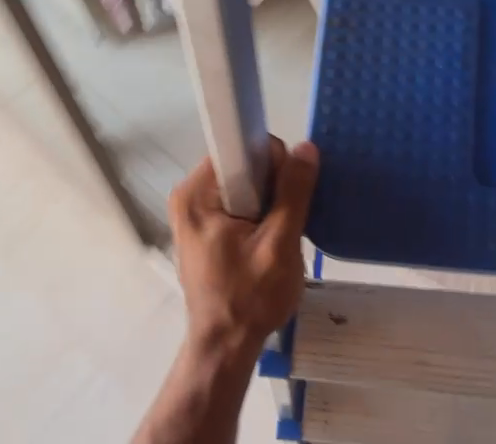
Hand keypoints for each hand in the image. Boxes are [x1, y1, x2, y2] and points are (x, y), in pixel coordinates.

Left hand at [167, 137, 320, 360]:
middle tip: (284, 223)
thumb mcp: (280, 243)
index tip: (288, 192)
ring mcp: (195, 214)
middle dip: (272, 187)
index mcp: (196, 193)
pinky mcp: (205, 230)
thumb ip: (293, 192)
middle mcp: (189, 197)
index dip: (272, 162)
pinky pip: (241, 203)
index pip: (241, 147)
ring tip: (279, 236)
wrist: (226, 349)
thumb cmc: (250, 298)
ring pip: (247, 185)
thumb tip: (306, 147)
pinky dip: (260, 216)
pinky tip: (270, 242)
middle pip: (244, 165)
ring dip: (270, 204)